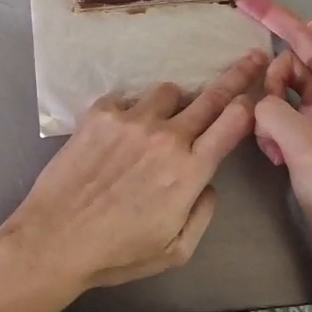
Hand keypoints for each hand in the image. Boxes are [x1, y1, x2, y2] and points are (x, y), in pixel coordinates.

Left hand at [0, 50, 265, 291]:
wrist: (54, 240)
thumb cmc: (117, 254)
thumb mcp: (176, 251)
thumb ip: (203, 211)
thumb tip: (208, 181)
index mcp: (190, 171)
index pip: (233, 122)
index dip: (250, 102)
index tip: (258, 89)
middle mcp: (166, 136)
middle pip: (211, 96)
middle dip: (235, 75)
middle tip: (250, 57)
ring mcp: (132, 119)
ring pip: (168, 92)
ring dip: (172, 105)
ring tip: (157, 126)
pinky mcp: (101, 113)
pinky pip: (127, 100)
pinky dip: (130, 113)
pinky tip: (117, 137)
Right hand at [237, 0, 311, 263]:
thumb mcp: (308, 151)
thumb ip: (276, 114)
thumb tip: (256, 102)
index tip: (308, 27)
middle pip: (304, 43)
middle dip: (275, 23)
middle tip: (242, 2)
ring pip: (282, 77)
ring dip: (266, 96)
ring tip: (266, 135)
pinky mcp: (304, 129)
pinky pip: (275, 107)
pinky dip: (265, 121)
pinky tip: (269, 151)